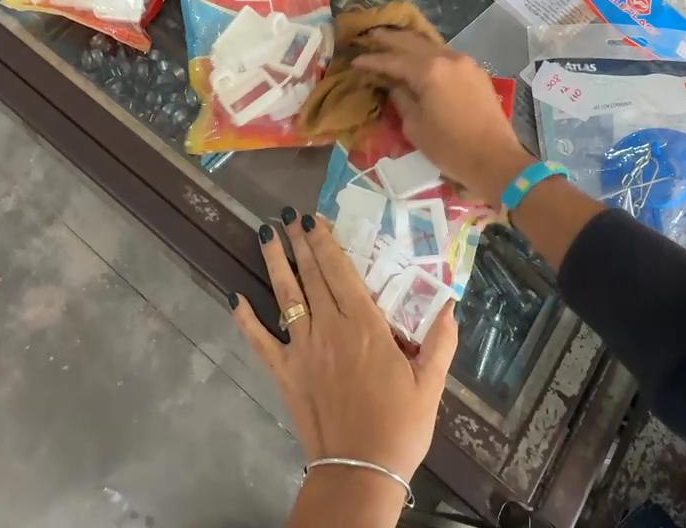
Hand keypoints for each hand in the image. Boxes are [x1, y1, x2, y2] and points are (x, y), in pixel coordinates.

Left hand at [231, 212, 454, 485]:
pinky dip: (246, 319)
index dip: (326, 242)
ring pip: (286, 295)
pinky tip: (234, 296)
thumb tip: (451, 304)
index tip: (314, 219)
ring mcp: (303, 349)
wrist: (361, 472)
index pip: (340, 272)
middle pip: (312, 275)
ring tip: (266, 234)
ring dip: (275, 262)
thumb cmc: (400, 427)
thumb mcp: (431, 385)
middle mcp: (330, 328)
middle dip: (300, 242)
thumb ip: (440, 341)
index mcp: (365, 326)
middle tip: (290, 214)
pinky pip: (261, 340)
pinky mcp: (285, 372)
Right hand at [352, 32, 534, 204]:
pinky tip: (419, 57)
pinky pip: (446, 55)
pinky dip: (428, 53)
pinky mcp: (476, 73)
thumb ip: (401, 98)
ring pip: (431, 46)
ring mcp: (465, 63)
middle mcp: (448, 58)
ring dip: (410, 44)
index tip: (355, 61)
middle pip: (412, 43)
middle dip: (390, 40)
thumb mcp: (415, 126)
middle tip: (370, 36)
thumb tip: (394, 85)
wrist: (496, 160)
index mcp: (429, 70)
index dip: (372, 60)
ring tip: (392, 41)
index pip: (393, 60)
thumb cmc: (450, 147)